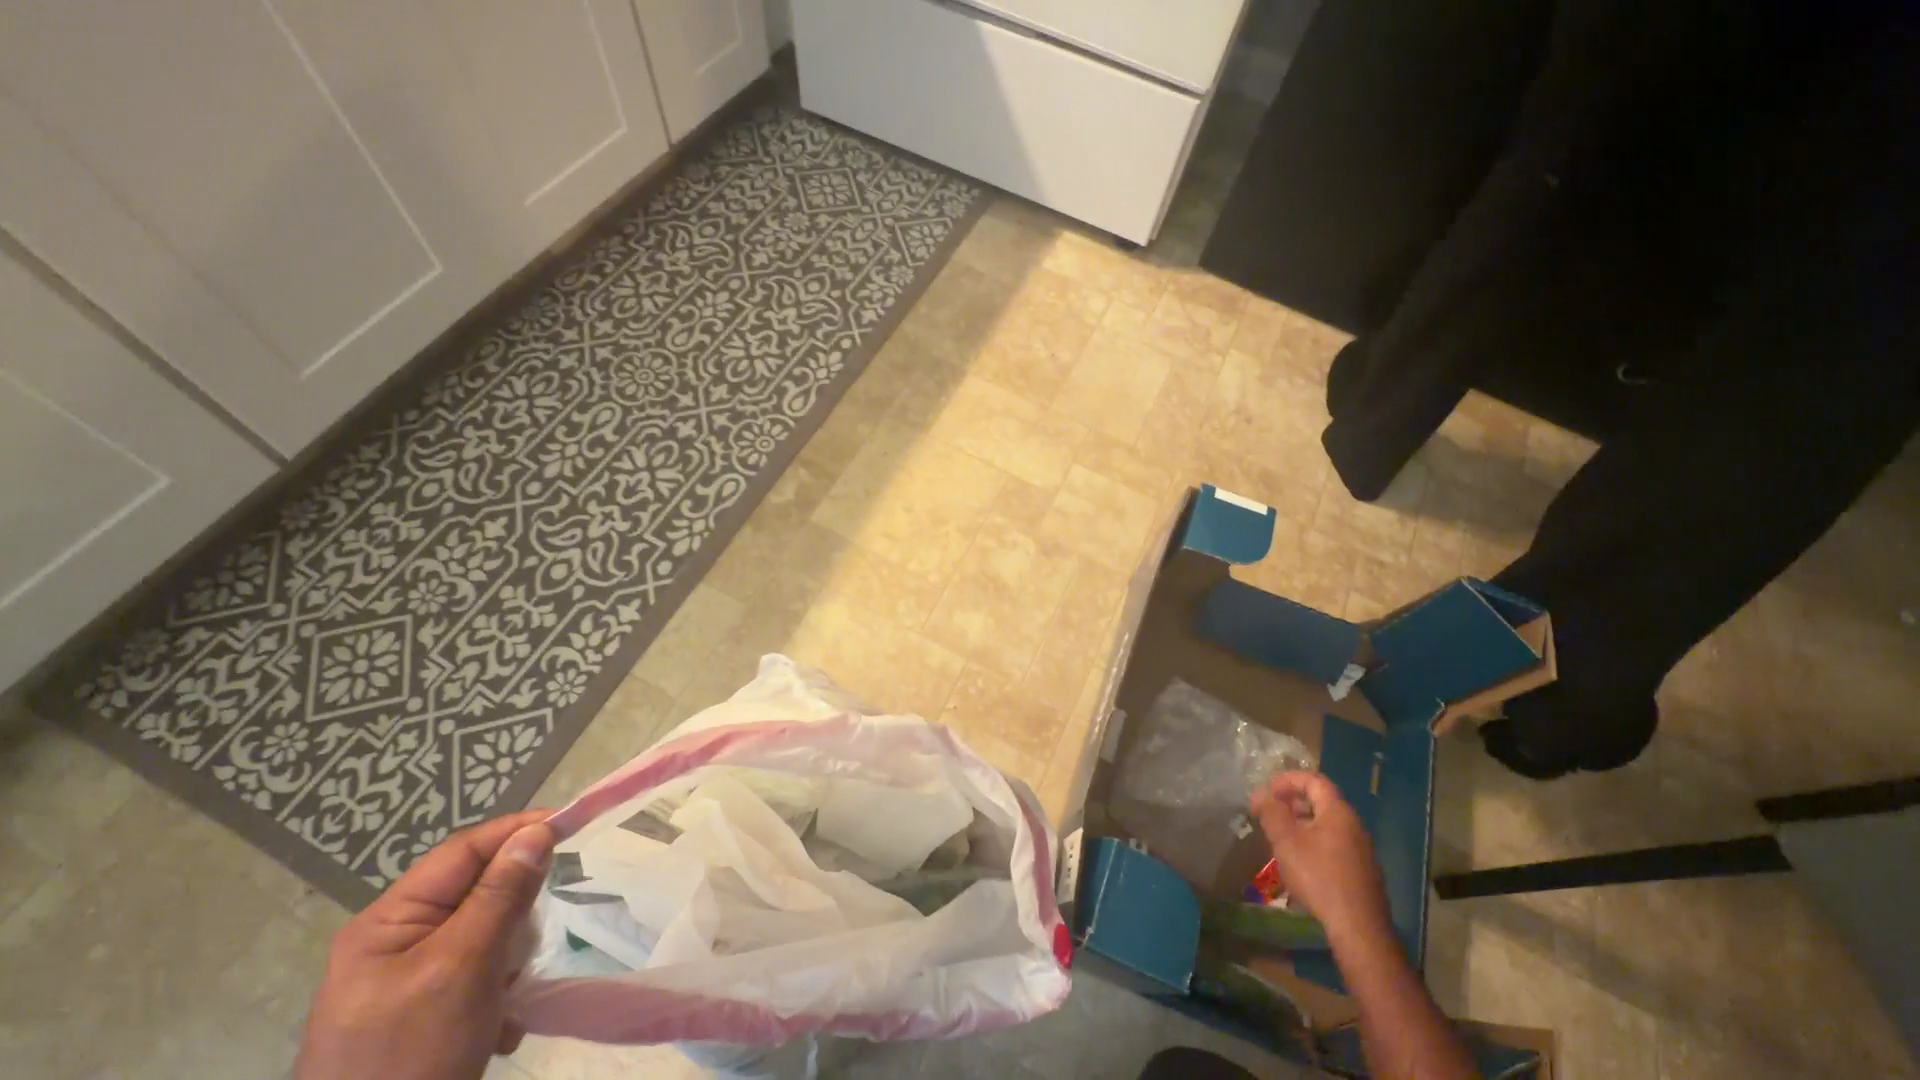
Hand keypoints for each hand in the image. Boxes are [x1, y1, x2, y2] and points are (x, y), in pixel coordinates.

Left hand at [295, 810, 556, 1079]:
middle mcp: (394, 943)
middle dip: (511, 917)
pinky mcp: (425, 1015)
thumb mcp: (462, 970)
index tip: (570, 824)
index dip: (515, 832)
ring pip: (483, 939)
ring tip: (505, 999)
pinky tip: (499, 1028)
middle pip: (475, 895)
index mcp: (387, 922)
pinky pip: (478, 980)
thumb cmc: (411, 1055)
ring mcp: (407, 983)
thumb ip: (501, 898)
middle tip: (522, 949)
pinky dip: (497, 998)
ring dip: (506, 963)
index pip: (462, 852)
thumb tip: (536, 832)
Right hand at [1249, 771, 1390, 939]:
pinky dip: (1313, 841)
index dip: (1288, 779)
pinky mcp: (1361, 870)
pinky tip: (1300, 862)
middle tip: (1269, 812)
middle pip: (1322, 801)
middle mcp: (1354, 825)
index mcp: (1338, 812)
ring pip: (1327, 824)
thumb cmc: (1319, 877)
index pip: (1314, 780)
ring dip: (1301, 823)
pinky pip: (1334, 843)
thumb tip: (1261, 794)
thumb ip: (1272, 813)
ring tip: (1279, 837)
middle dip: (1292, 801)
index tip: (1266, 790)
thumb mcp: (1287, 842)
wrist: (1359, 926)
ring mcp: (1361, 848)